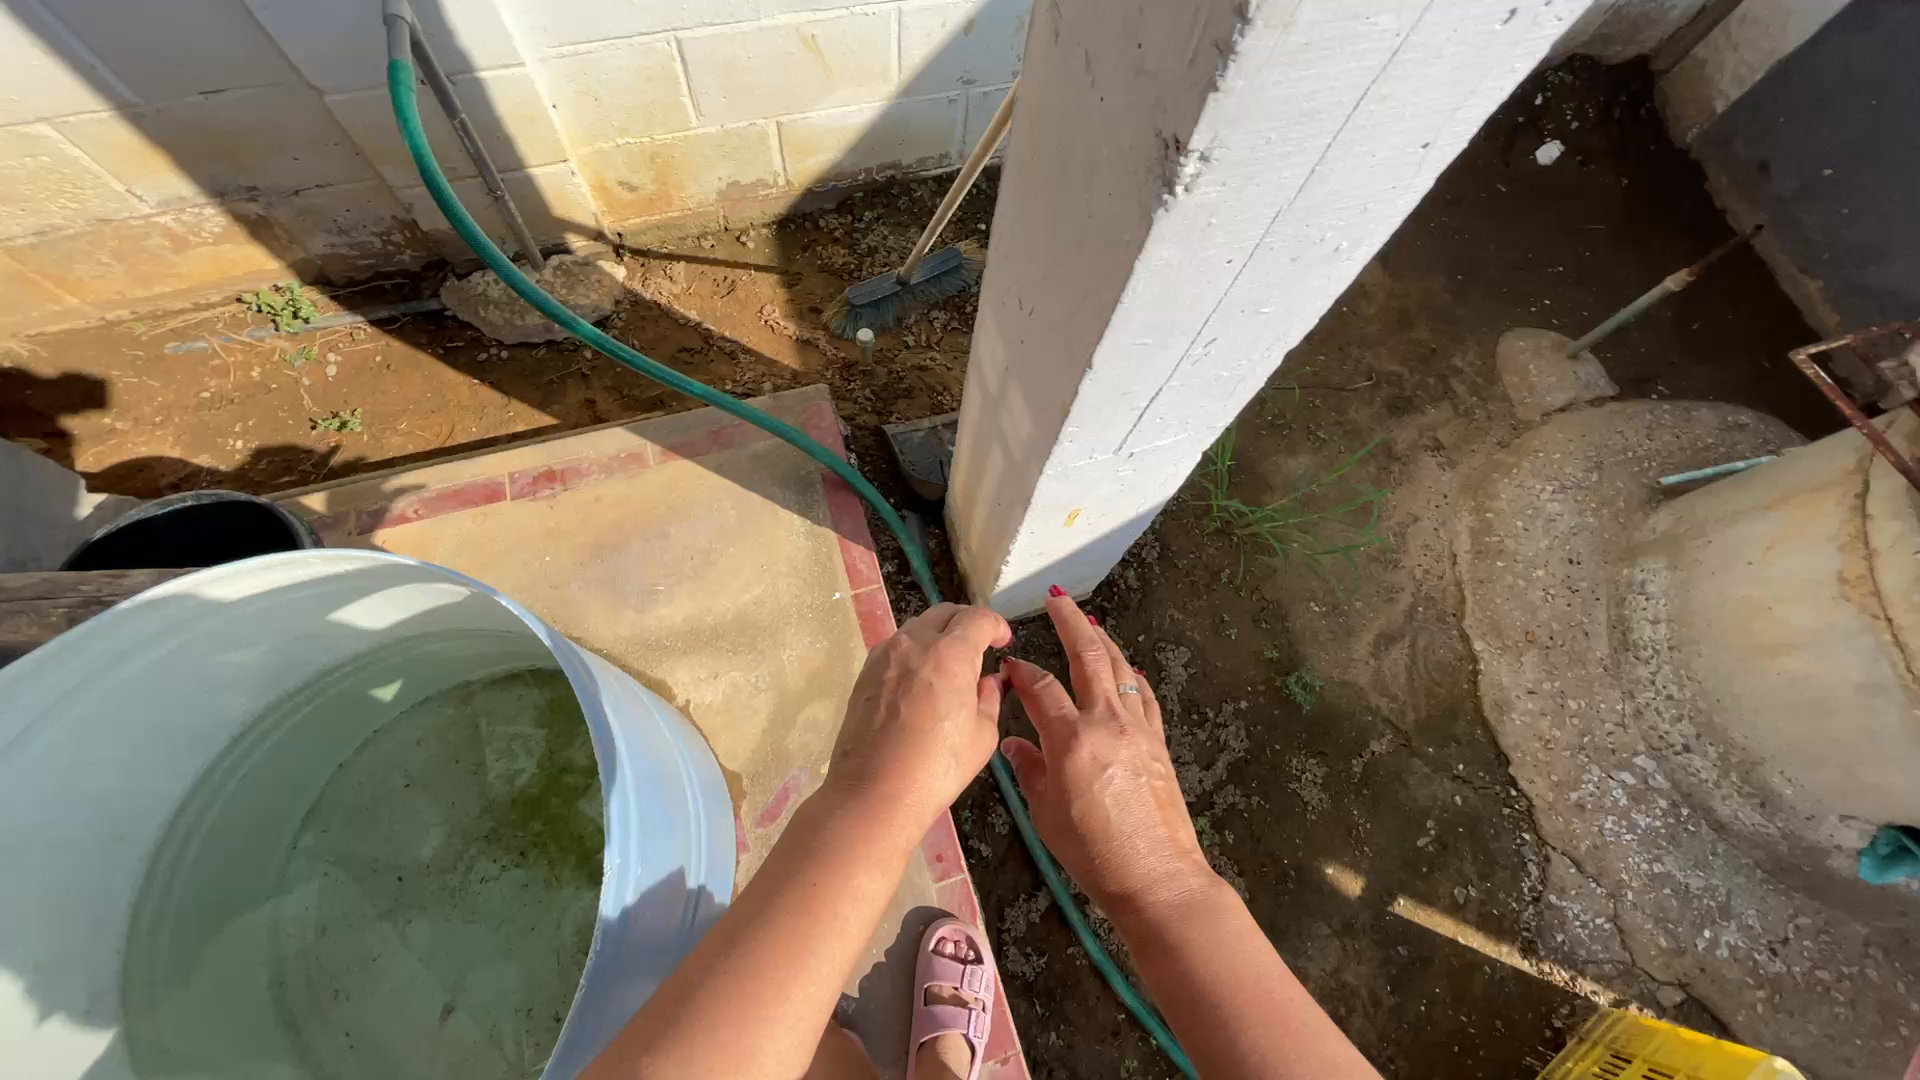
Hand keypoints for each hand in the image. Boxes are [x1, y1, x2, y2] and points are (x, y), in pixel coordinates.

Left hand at [826, 602, 1011, 825]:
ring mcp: (885, 655)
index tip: (1002, 640)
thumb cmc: (937, 767)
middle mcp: (915, 643)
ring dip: (939, 634)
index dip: (996, 625)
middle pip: (945, 613)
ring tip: (950, 663)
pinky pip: (896, 647)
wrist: (874, 792)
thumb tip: (988, 680)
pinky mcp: (865, 672)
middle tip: (980, 645)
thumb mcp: (982, 735)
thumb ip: (989, 697)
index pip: (978, 618)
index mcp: (950, 654)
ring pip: (917, 627)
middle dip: (967, 622)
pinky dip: (915, 651)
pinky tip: (921, 679)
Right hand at [1001, 591, 1215, 916]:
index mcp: (1071, 740)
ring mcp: (1137, 729)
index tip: (1008, 665)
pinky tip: (1124, 666)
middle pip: (1088, 657)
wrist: (1157, 877)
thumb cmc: (1093, 853)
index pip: (1041, 688)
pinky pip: (1143, 695)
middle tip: (1056, 598)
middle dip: (1069, 623)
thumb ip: (1029, 769)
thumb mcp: (1045, 813)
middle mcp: (1106, 723)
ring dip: (1102, 640)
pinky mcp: (1157, 741)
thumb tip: (1016, 744)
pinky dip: (1130, 673)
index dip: (1022, 672)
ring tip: (1087, 620)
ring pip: (1120, 668)